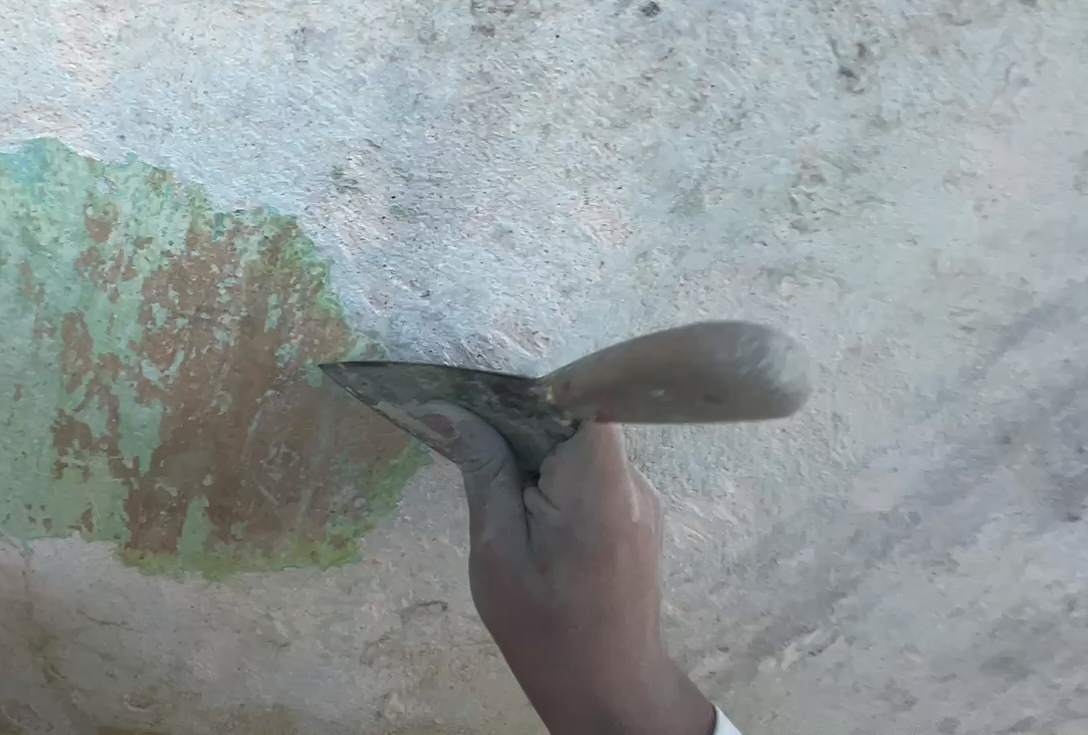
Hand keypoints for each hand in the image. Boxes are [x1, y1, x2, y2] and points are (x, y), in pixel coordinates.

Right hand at [414, 404, 715, 734]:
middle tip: (465, 431)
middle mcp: (632, 483)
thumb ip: (482, 470)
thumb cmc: (546, 629)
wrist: (611, 697)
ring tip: (485, 463)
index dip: (530, 390)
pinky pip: (588, 469)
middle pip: (574, 418)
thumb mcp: (496, 549)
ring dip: (531, 445)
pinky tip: (518, 495)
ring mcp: (638, 499)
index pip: (582, 401)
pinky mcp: (634, 514)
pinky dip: (550, 468)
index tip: (482, 399)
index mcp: (600, 488)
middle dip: (517, 418)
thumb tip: (450, 410)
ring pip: (579, 442)